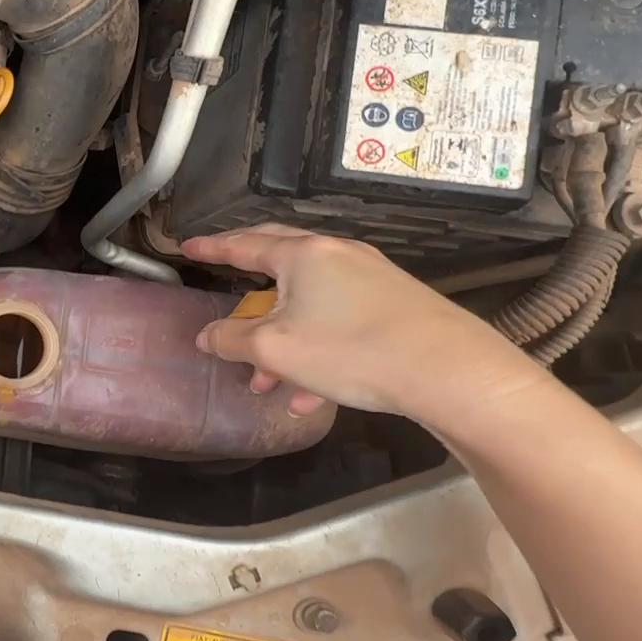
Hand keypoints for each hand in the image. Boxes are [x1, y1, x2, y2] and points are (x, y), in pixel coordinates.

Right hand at [182, 225, 551, 421]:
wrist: (454, 374)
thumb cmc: (351, 350)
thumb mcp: (273, 349)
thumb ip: (230, 339)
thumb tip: (207, 335)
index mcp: (303, 255)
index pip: (244, 245)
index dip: (212, 247)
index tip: (187, 246)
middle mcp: (337, 257)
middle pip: (277, 259)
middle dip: (245, 277)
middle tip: (219, 271)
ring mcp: (371, 280)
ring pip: (306, 303)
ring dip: (278, 338)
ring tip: (263, 382)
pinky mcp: (394, 307)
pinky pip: (336, 322)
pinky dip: (314, 350)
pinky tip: (309, 395)